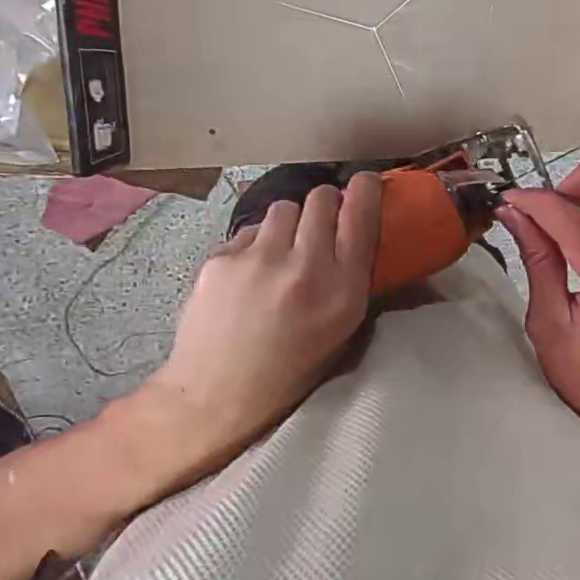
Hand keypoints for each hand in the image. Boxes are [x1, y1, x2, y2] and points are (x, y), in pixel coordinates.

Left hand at [136, 172, 382, 481]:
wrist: (215, 395)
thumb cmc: (286, 375)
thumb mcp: (339, 336)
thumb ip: (353, 284)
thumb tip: (359, 243)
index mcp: (342, 292)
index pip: (361, 213)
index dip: (364, 189)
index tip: (362, 184)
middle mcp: (303, 267)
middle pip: (320, 198)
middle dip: (323, 206)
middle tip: (317, 225)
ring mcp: (258, 259)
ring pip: (281, 209)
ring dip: (287, 223)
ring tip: (278, 252)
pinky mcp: (221, 258)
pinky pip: (247, 232)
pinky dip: (252, 245)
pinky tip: (246, 274)